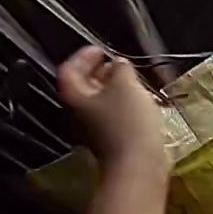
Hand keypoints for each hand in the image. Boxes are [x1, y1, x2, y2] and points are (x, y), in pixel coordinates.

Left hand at [57, 45, 166, 172]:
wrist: (138, 164)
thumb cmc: (128, 121)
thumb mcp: (126, 85)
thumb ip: (120, 68)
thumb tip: (118, 64)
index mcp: (76, 96)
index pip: (69, 69)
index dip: (84, 56)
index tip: (102, 50)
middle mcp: (81, 112)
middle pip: (84, 86)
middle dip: (100, 71)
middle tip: (119, 64)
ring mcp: (97, 128)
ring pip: (101, 101)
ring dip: (116, 88)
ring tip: (134, 80)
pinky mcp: (114, 139)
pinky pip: (115, 115)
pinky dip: (125, 104)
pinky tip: (143, 102)